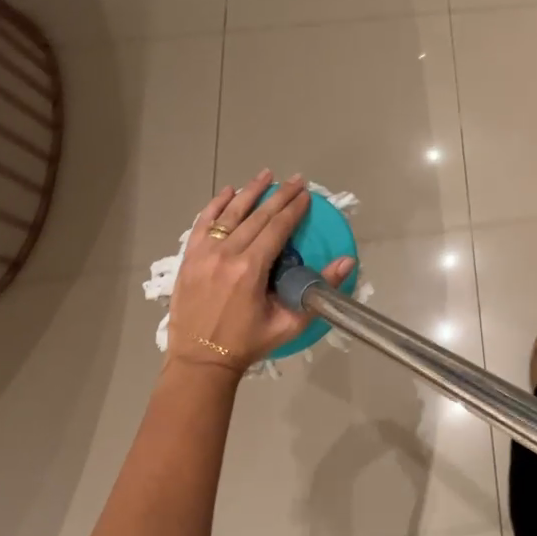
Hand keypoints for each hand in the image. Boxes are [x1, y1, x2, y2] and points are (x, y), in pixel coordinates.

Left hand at [165, 170, 354, 375]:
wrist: (200, 361)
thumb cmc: (248, 343)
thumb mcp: (289, 322)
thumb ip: (318, 290)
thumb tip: (348, 262)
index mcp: (250, 269)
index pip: (277, 227)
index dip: (294, 208)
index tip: (307, 194)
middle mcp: (226, 255)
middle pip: (257, 216)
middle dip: (279, 195)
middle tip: (296, 179)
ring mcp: (204, 255)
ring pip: (230, 214)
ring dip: (249, 192)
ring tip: (265, 174)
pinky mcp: (188, 259)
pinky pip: (202, 224)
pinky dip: (215, 205)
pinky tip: (228, 192)